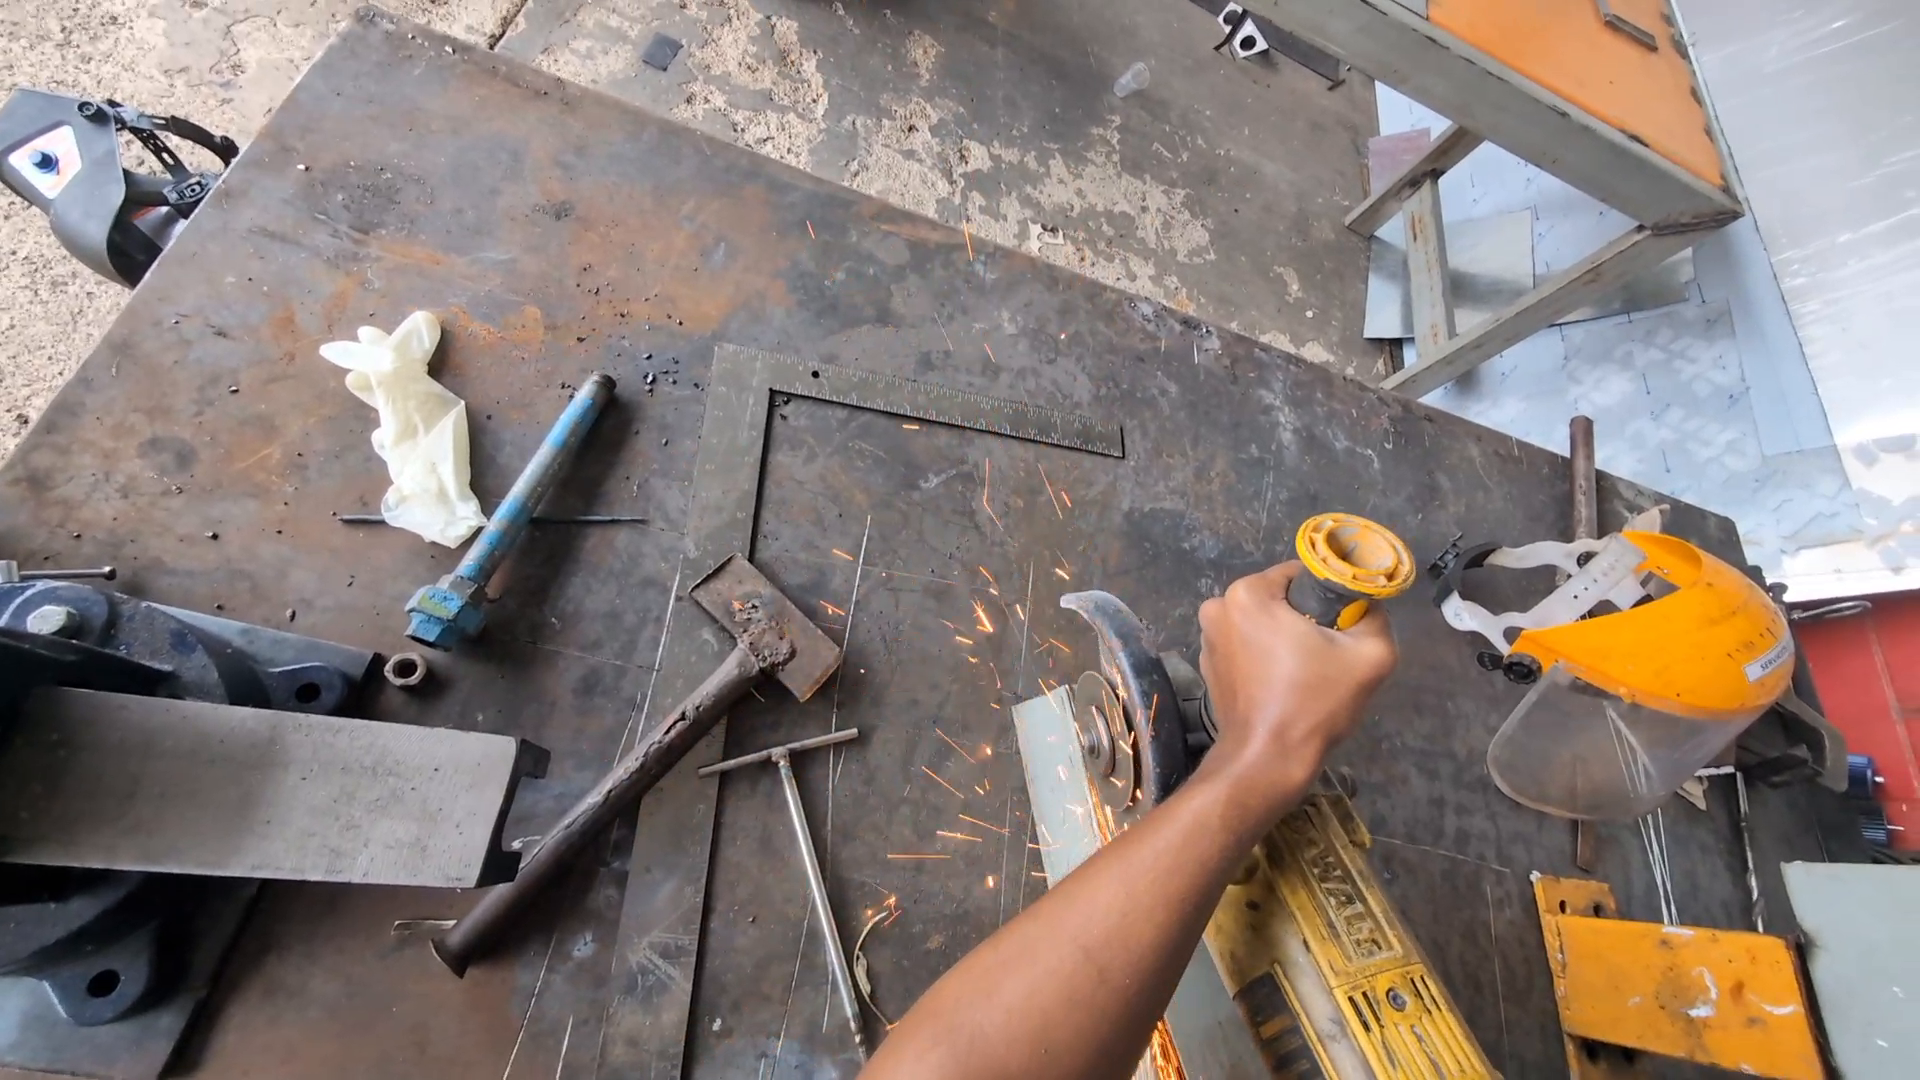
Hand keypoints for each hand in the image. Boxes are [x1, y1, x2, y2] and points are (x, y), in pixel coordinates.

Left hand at [1196, 561, 1397, 812]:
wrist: (1266, 757)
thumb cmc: (1313, 702)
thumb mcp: (1369, 654)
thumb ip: (1375, 615)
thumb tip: (1367, 604)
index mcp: (1247, 593)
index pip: (1299, 574)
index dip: (1328, 596)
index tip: (1343, 623)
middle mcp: (1217, 606)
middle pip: (1278, 598)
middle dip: (1305, 617)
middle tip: (1328, 651)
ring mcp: (1206, 636)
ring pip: (1261, 622)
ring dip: (1283, 637)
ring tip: (1306, 671)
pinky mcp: (1208, 663)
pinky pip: (1245, 645)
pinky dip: (1264, 655)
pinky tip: (1283, 683)